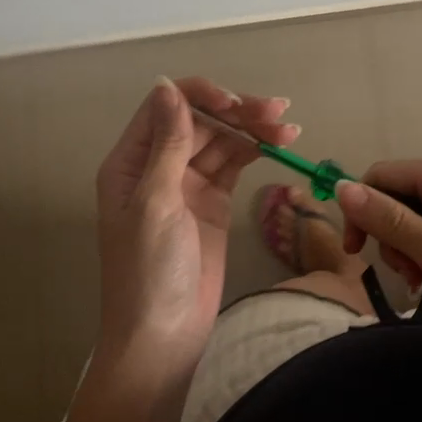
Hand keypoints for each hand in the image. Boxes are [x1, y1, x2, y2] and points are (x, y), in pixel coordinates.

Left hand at [94, 76, 296, 354]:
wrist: (164, 337)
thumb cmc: (148, 271)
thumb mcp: (156, 203)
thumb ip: (168, 143)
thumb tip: (166, 84)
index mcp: (131, 161)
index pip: (166, 106)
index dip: (201, 95)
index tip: (235, 104)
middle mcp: (158, 164)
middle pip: (201, 119)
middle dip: (238, 111)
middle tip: (278, 112)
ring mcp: (189, 182)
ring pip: (223, 138)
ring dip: (255, 127)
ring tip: (290, 125)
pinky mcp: (214, 199)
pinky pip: (236, 162)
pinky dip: (258, 149)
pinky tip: (281, 142)